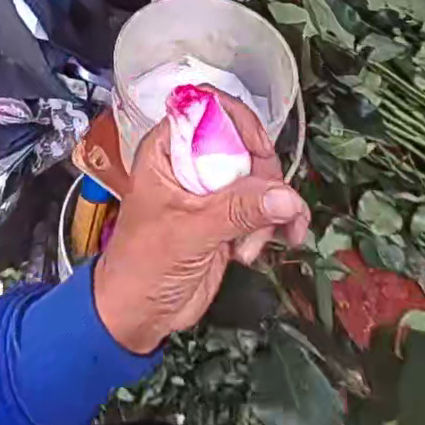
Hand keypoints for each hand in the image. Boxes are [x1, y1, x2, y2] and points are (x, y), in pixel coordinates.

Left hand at [92, 89, 310, 353]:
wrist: (139, 316)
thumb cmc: (142, 266)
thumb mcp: (189, 232)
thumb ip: (237, 210)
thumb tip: (284, 196)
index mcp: (169, 149)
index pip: (209, 108)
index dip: (238, 121)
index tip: (258, 149)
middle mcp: (194, 160)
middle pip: (246, 142)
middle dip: (261, 178)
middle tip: (259, 209)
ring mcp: (215, 187)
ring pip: (264, 174)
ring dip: (272, 207)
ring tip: (253, 245)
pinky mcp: (232, 213)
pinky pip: (270, 202)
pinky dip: (282, 219)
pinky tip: (285, 239)